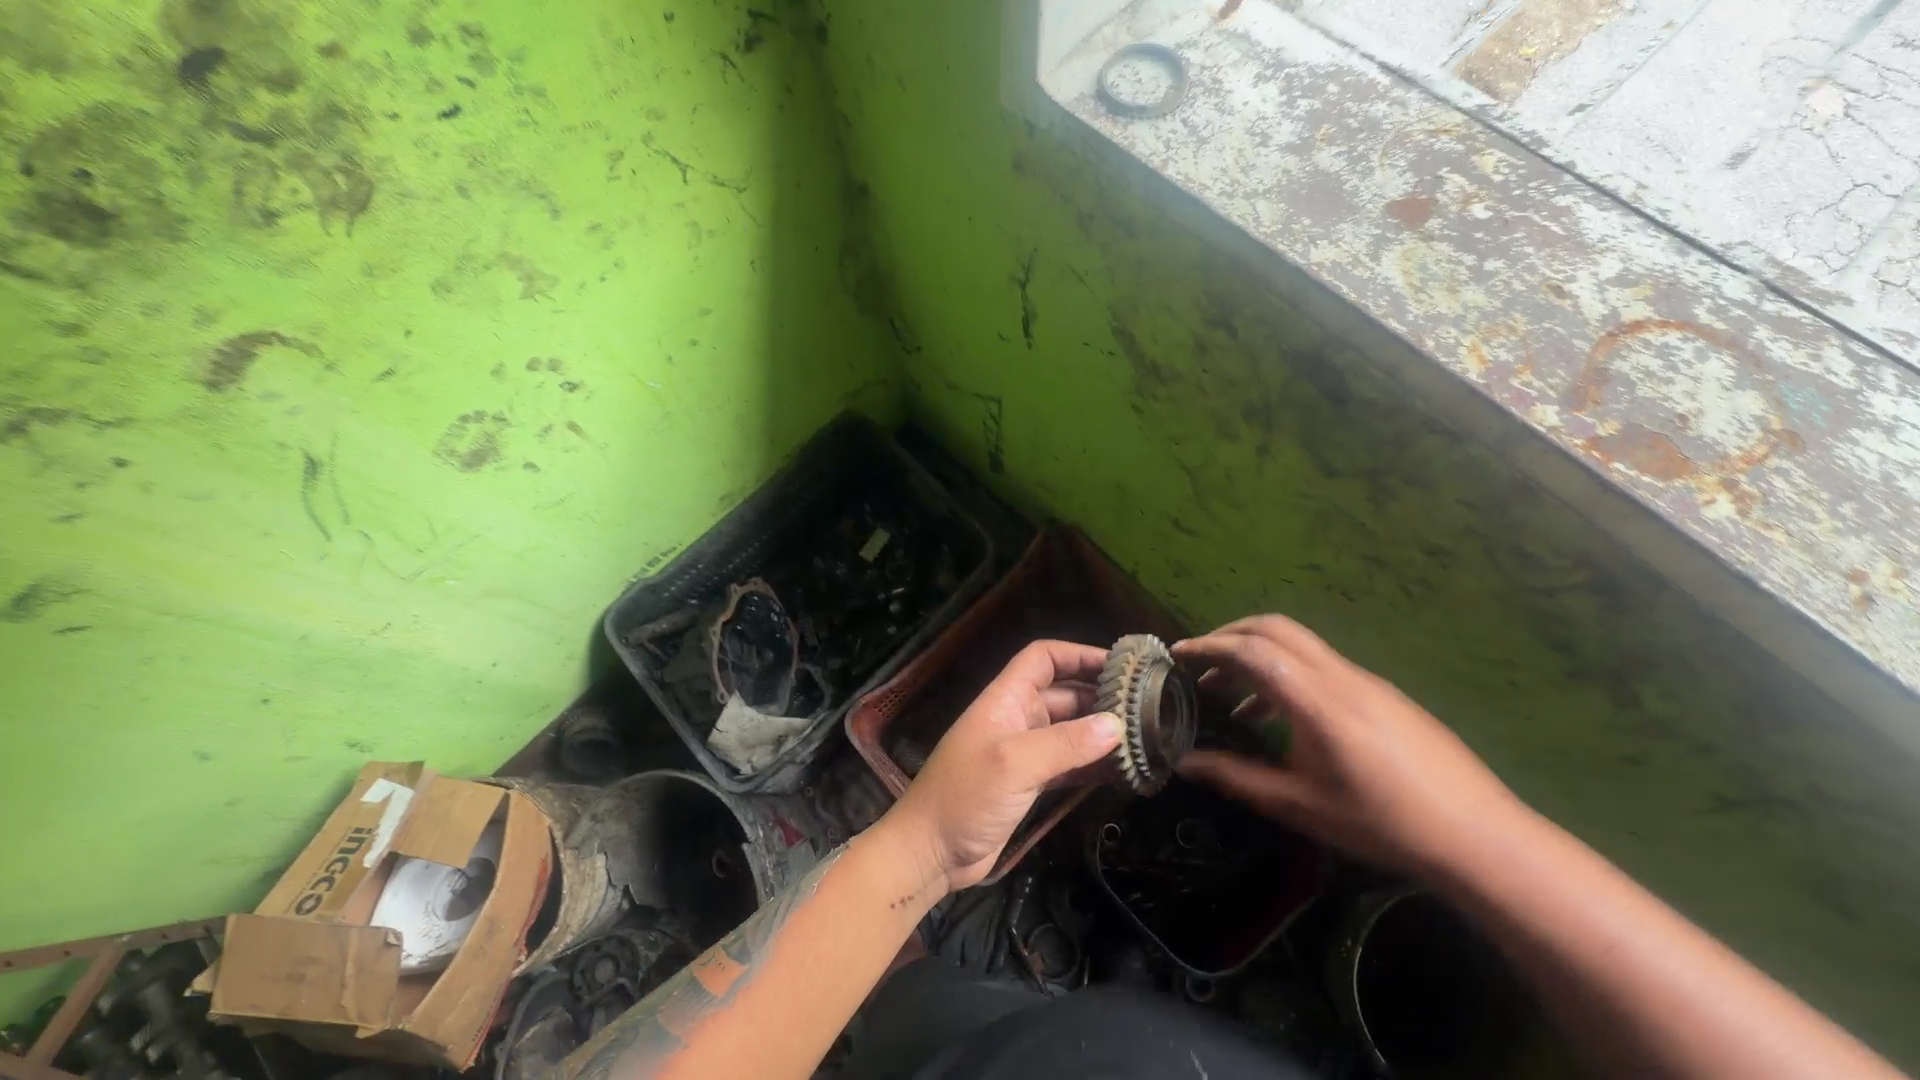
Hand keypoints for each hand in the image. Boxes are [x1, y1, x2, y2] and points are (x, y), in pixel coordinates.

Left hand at [881, 640, 1121, 892]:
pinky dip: (1093, 765)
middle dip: (1101, 697)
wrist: (929, 852)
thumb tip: (1117, 725)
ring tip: (1144, 739)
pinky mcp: (1029, 785)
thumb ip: (1065, 743)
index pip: (1043, 659)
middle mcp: (1016, 720)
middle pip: (1065, 695)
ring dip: (1102, 734)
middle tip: (1147, 708)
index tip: (1121, 666)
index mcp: (1005, 700)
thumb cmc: (964, 797)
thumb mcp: (1014, 764)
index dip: (1079, 655)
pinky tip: (1123, 771)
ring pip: (1070, 732)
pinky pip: (1068, 765)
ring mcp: (1023, 754)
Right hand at [1173, 616, 1527, 878]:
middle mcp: (1340, 676)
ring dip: (1258, 656)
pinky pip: (1321, 666)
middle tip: (1198, 662)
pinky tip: (1278, 719)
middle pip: (1275, 628)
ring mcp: (1365, 681)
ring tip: (1229, 697)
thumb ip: (1236, 777)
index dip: (1208, 647)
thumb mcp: (1298, 804)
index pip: (1252, 650)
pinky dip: (1286, 673)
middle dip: (1229, 636)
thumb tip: (1184, 762)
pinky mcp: (1382, 694)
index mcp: (1316, 700)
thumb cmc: (1380, 823)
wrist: (1475, 834)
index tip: (1176, 656)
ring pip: (1299, 645)